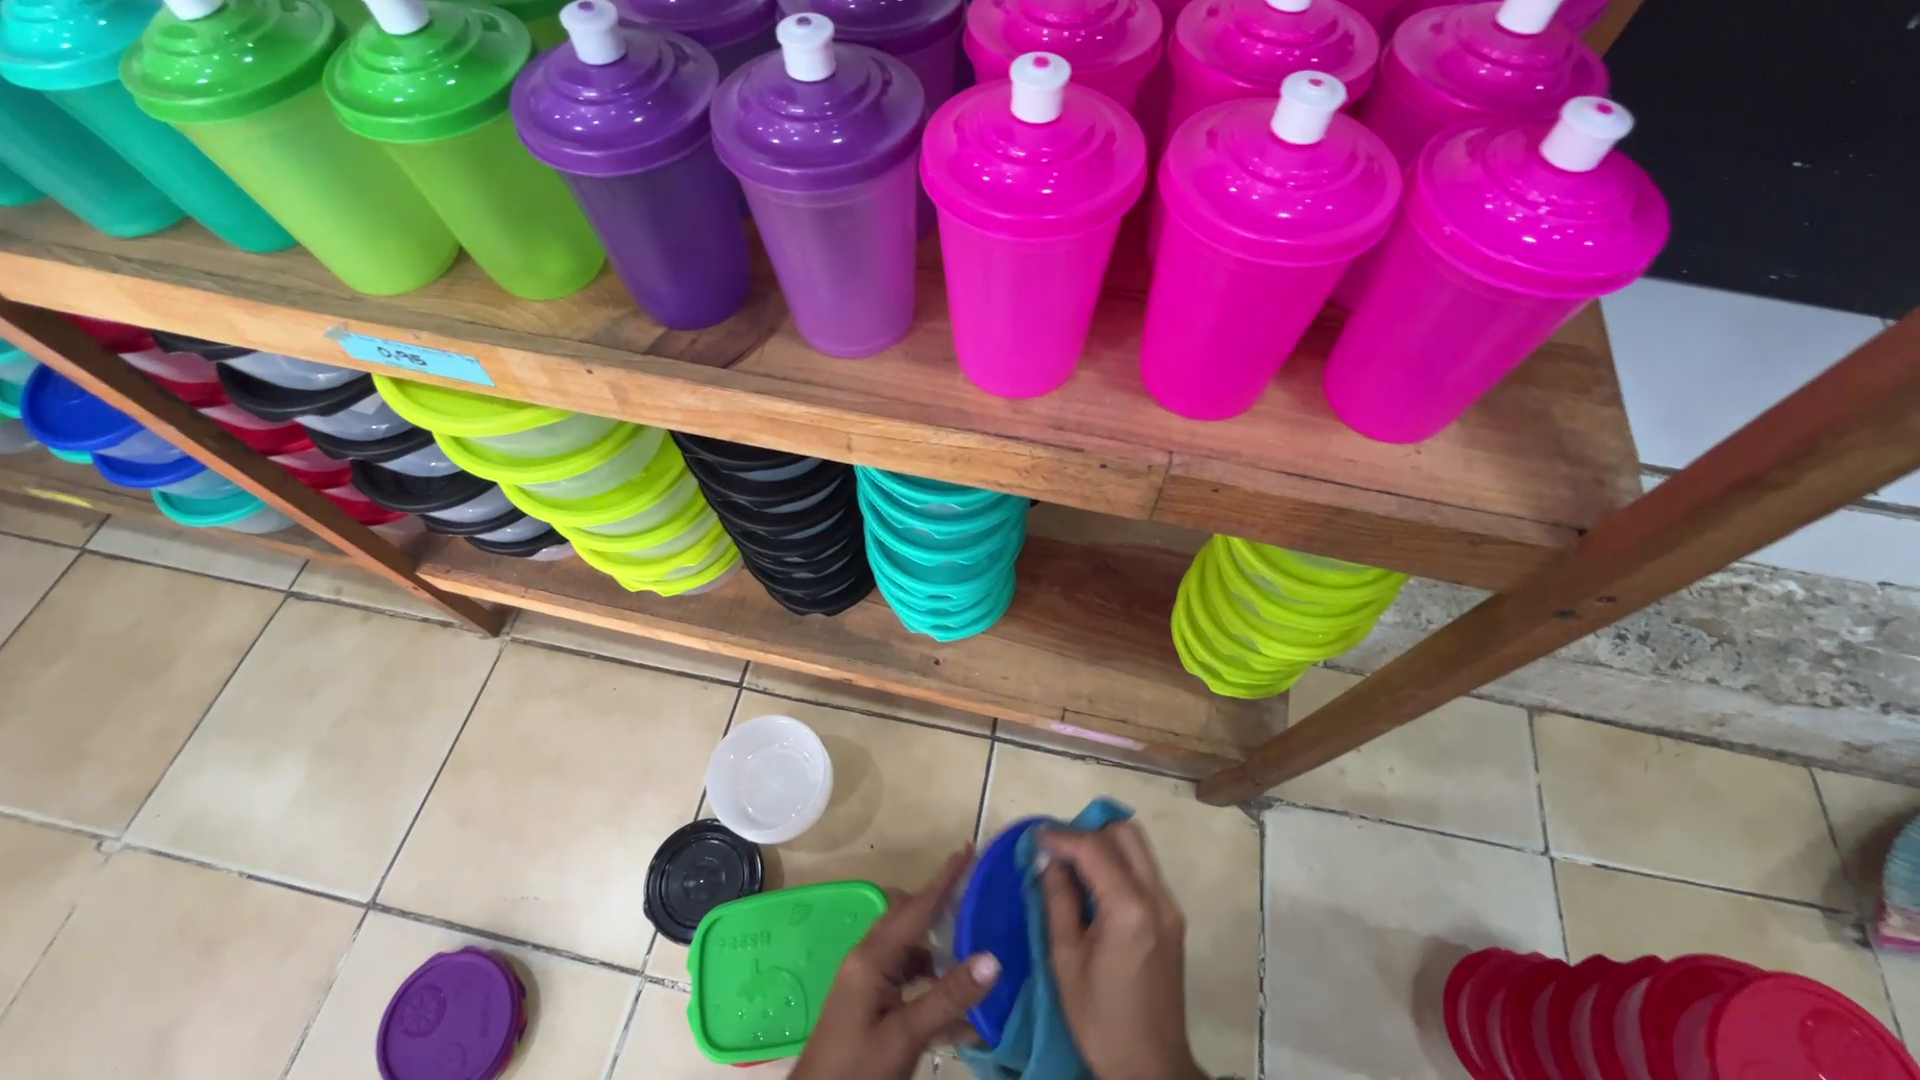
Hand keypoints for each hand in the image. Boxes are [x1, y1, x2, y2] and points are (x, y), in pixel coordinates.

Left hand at [792, 848, 1001, 1079]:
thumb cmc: (856, 1068)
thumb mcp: (906, 1034)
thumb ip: (947, 996)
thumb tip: (992, 958)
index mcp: (872, 957)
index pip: (916, 907)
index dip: (944, 880)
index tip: (968, 850)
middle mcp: (867, 959)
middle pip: (909, 919)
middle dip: (942, 909)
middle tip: (978, 905)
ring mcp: (866, 981)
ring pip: (910, 951)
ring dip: (939, 954)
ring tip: (975, 962)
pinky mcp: (869, 1003)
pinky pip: (906, 979)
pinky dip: (931, 984)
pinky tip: (958, 1014)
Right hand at [1041, 822, 1206, 1079]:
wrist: (1151, 1064)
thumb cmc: (1099, 1018)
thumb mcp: (1065, 959)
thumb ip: (1058, 901)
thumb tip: (1048, 860)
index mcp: (1129, 909)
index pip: (1094, 848)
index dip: (1062, 836)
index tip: (1036, 838)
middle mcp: (1157, 897)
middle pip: (1126, 833)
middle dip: (1089, 831)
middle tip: (1058, 850)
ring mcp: (1170, 907)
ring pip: (1139, 849)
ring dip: (1105, 845)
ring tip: (1071, 865)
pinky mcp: (1173, 919)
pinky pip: (1144, 872)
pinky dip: (1118, 865)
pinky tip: (1093, 887)